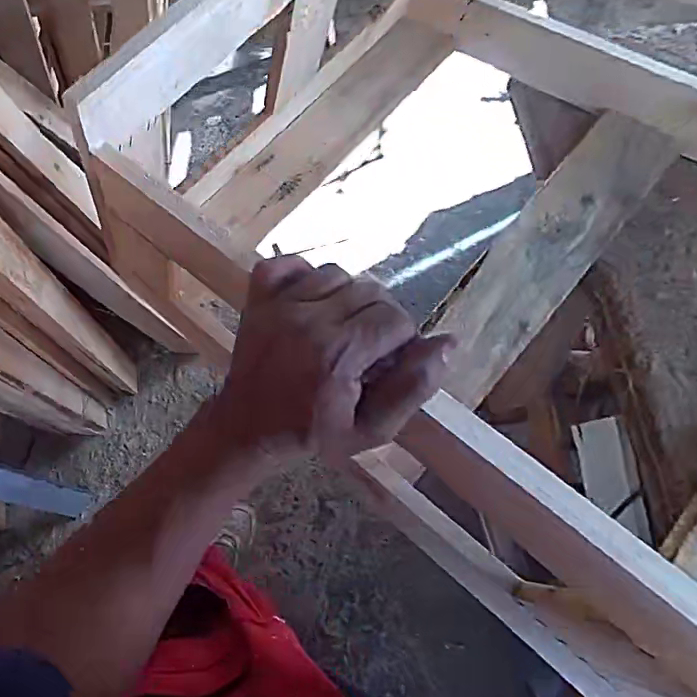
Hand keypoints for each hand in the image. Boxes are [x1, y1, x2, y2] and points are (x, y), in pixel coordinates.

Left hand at [202, 255, 454, 464]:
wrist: (248, 427)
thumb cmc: (313, 432)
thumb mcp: (372, 429)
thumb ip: (413, 387)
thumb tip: (448, 342)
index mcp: (338, 353)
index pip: (396, 319)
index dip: (401, 341)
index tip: (385, 362)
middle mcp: (307, 320)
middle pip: (370, 291)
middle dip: (379, 317)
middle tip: (364, 346)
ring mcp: (278, 304)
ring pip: (336, 273)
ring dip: (347, 296)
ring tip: (340, 325)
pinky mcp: (257, 298)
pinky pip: (288, 264)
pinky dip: (303, 275)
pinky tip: (310, 301)